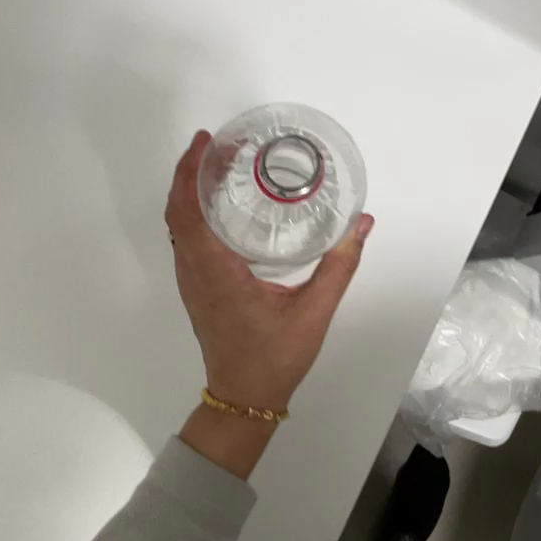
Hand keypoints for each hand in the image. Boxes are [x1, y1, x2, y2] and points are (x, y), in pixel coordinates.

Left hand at [165, 130, 374, 475]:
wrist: (244, 398)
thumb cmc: (276, 357)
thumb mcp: (315, 311)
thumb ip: (340, 264)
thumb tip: (362, 223)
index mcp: (216, 272)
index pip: (187, 211)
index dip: (189, 173)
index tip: (205, 142)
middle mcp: (195, 272)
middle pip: (177, 211)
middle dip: (192, 172)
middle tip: (220, 145)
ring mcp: (192, 281)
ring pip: (179, 225)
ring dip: (191, 191)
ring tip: (220, 165)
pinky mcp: (198, 287)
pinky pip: (187, 239)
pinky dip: (195, 211)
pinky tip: (222, 205)